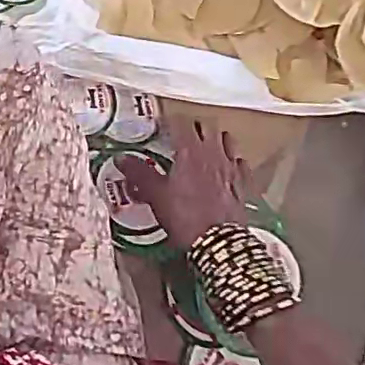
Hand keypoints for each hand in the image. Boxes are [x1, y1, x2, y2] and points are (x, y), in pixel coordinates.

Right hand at [120, 119, 250, 251]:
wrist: (218, 242)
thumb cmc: (184, 216)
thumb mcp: (155, 195)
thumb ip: (139, 173)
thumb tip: (121, 158)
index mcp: (190, 150)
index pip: (181, 123)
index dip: (170, 122)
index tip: (161, 126)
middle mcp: (213, 153)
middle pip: (206, 126)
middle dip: (193, 126)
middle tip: (181, 134)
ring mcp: (231, 167)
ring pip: (227, 139)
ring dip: (215, 138)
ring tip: (204, 146)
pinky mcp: (243, 184)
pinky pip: (240, 162)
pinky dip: (232, 160)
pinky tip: (225, 168)